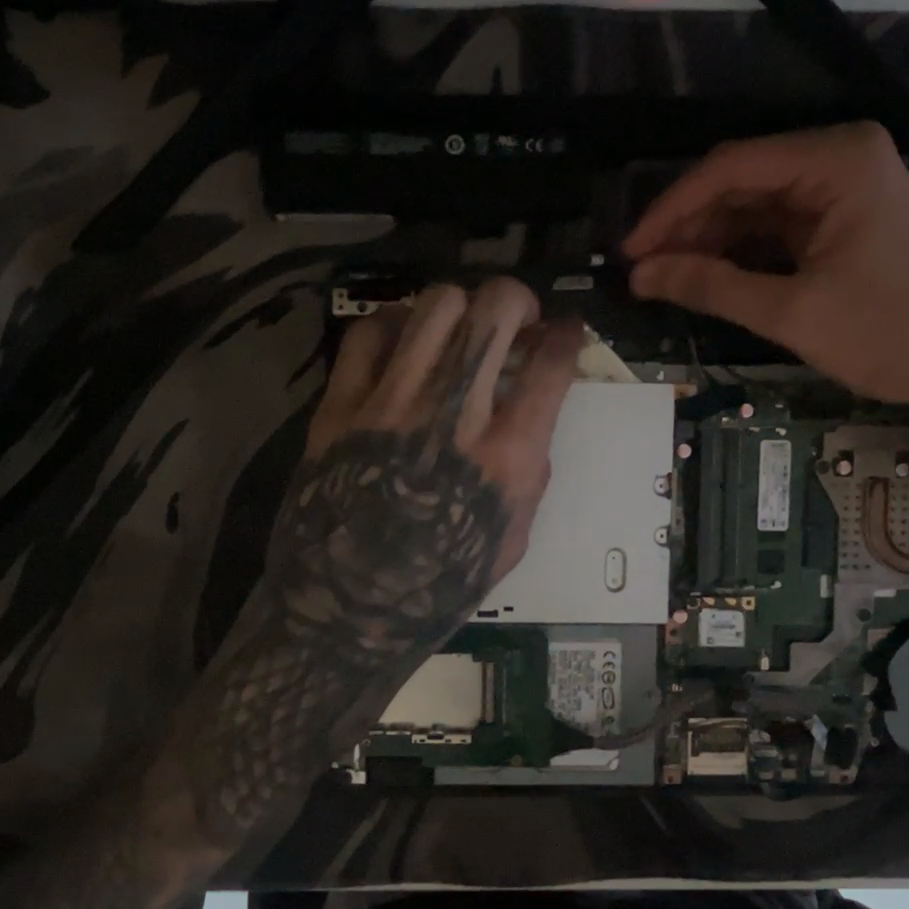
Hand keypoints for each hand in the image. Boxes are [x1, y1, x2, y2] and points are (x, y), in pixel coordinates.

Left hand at [303, 278, 583, 586]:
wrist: (347, 609)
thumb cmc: (440, 583)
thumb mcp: (513, 537)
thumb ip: (529, 469)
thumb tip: (531, 413)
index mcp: (506, 458)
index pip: (551, 365)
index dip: (568, 334)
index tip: (566, 330)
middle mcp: (452, 417)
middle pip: (495, 311)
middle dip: (516, 299)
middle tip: (514, 318)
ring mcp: (391, 405)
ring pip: (434, 306)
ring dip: (460, 305)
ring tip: (459, 327)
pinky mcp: (340, 406)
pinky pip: (368, 333)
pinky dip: (394, 325)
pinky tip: (403, 342)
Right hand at [622, 123, 908, 415]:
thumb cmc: (890, 334)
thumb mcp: (791, 311)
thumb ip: (710, 286)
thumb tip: (639, 276)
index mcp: (836, 160)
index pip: (730, 168)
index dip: (671, 210)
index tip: (629, 252)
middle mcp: (840, 159)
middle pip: (741, 183)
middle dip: (688, 228)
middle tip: (641, 273)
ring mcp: (845, 189)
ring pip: (755, 207)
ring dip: (709, 242)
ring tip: (662, 281)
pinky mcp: (846, 222)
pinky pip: (778, 228)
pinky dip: (740, 254)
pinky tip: (705, 279)